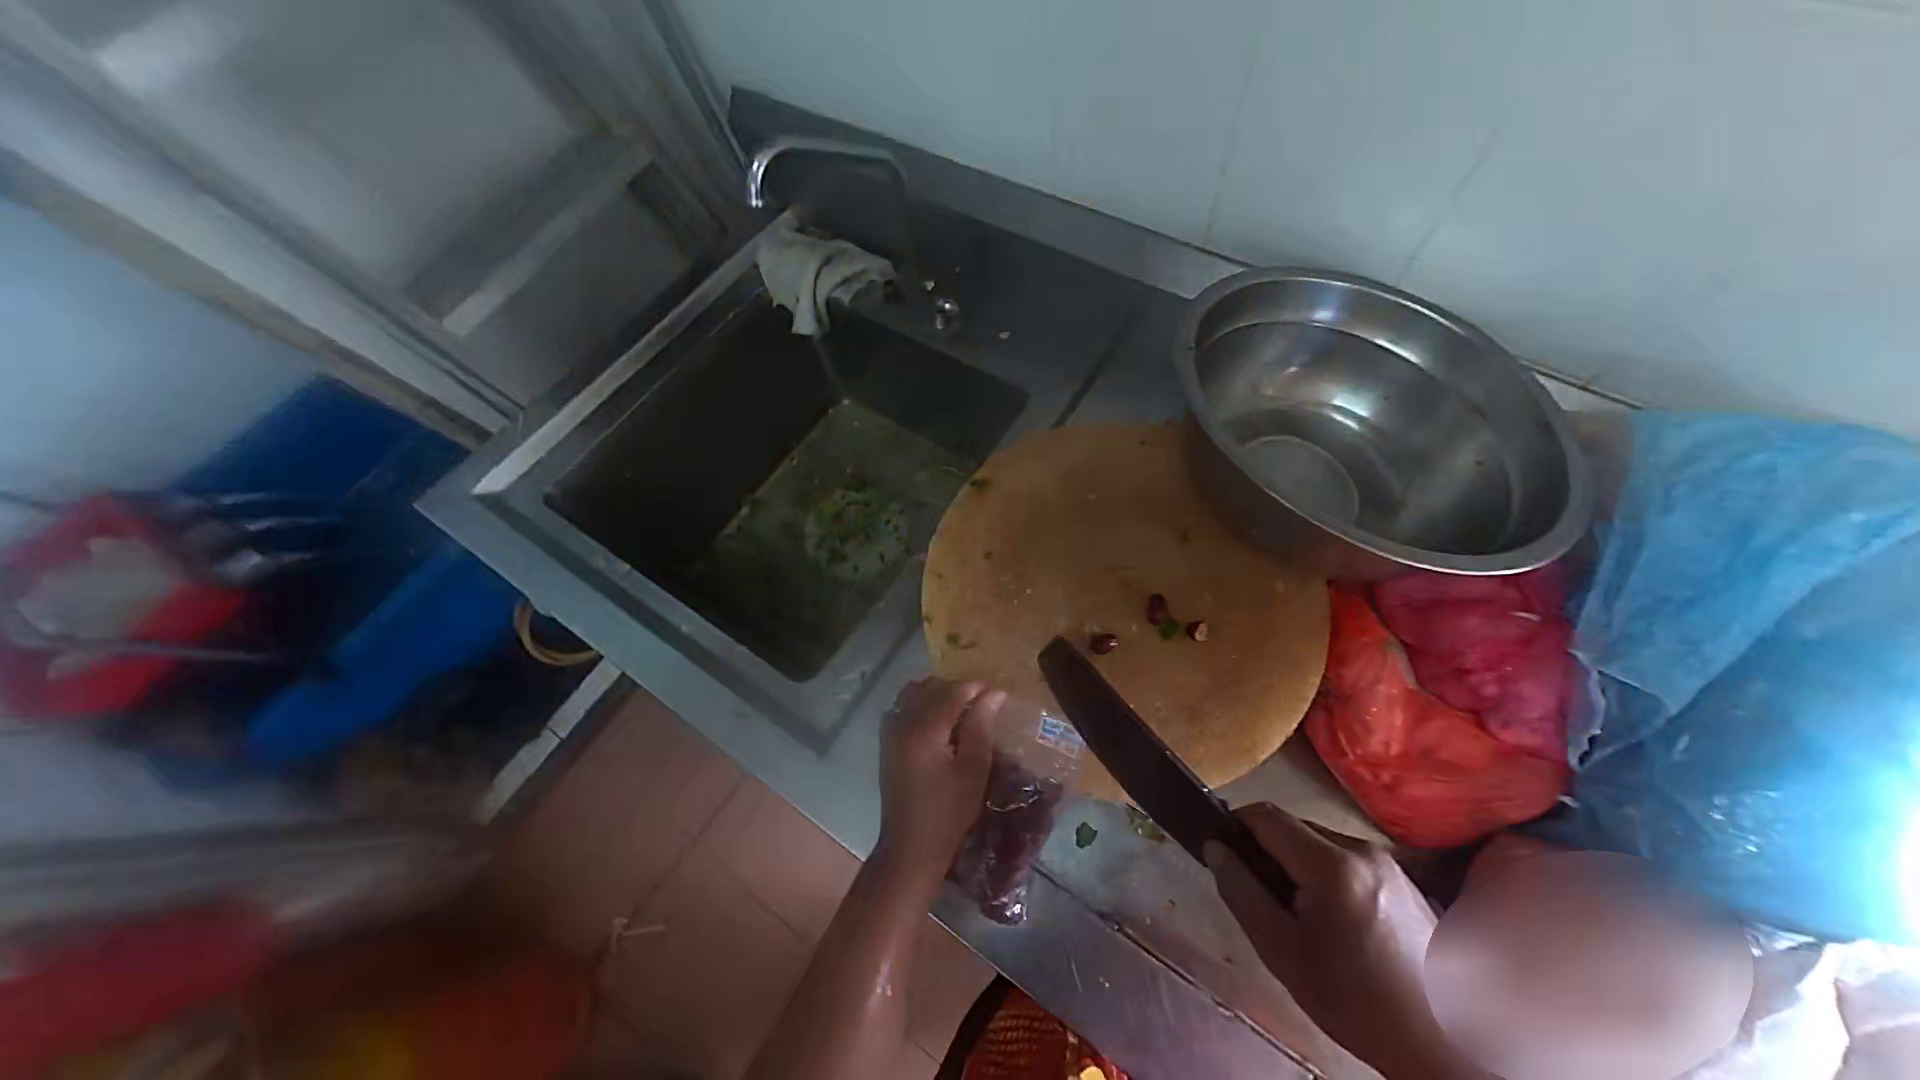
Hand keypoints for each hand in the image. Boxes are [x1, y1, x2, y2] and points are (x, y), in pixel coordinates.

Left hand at [875, 678, 999, 885]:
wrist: (910, 846)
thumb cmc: (948, 813)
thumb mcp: (973, 771)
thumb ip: (981, 727)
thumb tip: (994, 694)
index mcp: (924, 729)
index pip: (953, 692)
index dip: (978, 689)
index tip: (999, 696)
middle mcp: (902, 722)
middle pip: (932, 687)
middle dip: (959, 689)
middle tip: (983, 705)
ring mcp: (890, 731)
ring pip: (915, 693)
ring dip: (939, 694)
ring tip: (962, 712)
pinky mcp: (887, 742)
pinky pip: (903, 706)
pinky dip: (922, 704)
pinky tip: (939, 723)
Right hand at [1207, 804, 1480, 1079]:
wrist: (1447, 1047)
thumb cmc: (1355, 1002)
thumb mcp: (1281, 951)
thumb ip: (1241, 891)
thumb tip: (1215, 847)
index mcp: (1332, 865)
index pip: (1265, 816)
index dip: (1235, 828)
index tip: (1226, 858)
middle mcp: (1363, 850)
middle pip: (1293, 828)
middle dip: (1269, 853)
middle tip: (1265, 900)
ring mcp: (1389, 863)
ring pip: (1319, 842)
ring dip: (1298, 865)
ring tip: (1303, 918)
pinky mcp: (1404, 878)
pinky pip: (1346, 860)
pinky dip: (1327, 876)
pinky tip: (1338, 924)